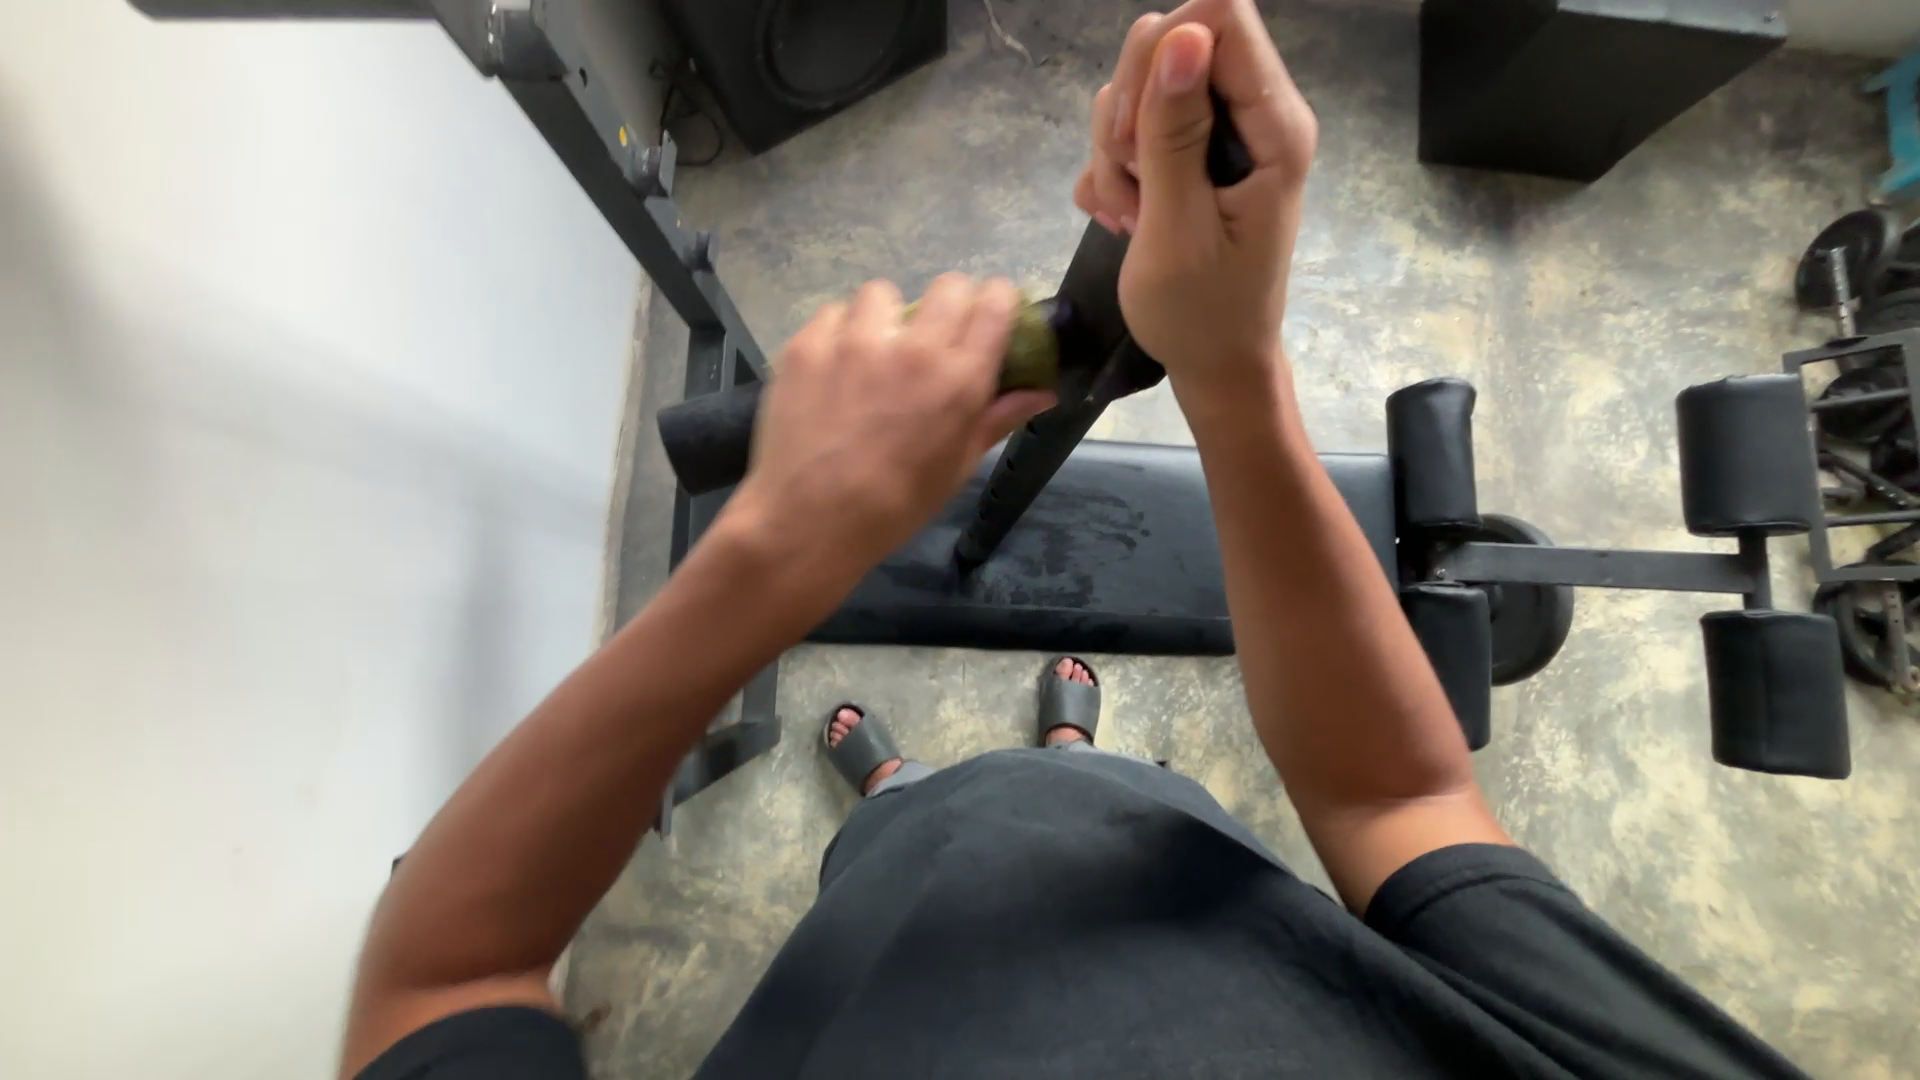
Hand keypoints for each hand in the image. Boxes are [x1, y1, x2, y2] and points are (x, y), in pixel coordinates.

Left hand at [723, 276, 1056, 592]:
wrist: (809, 520)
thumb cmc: (896, 505)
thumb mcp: (958, 466)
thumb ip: (999, 417)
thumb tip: (1044, 392)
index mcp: (959, 379)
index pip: (995, 303)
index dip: (999, 301)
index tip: (991, 317)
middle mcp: (913, 347)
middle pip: (948, 286)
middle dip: (950, 304)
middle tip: (935, 339)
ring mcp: (855, 341)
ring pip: (883, 293)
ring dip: (886, 318)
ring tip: (873, 354)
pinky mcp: (808, 345)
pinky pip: (833, 315)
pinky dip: (839, 335)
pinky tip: (833, 370)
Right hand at [1073, 0, 1317, 398]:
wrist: (1211, 364)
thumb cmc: (1200, 313)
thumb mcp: (1178, 230)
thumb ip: (1175, 136)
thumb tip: (1182, 34)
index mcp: (1272, 126)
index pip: (1219, 19)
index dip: (1160, 59)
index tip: (1136, 133)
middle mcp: (1249, 117)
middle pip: (1168, 46)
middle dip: (1129, 116)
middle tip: (1132, 185)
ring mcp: (1213, 140)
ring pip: (1138, 94)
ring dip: (1115, 156)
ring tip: (1131, 218)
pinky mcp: (1183, 164)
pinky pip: (1128, 136)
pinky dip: (1113, 178)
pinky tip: (1124, 222)